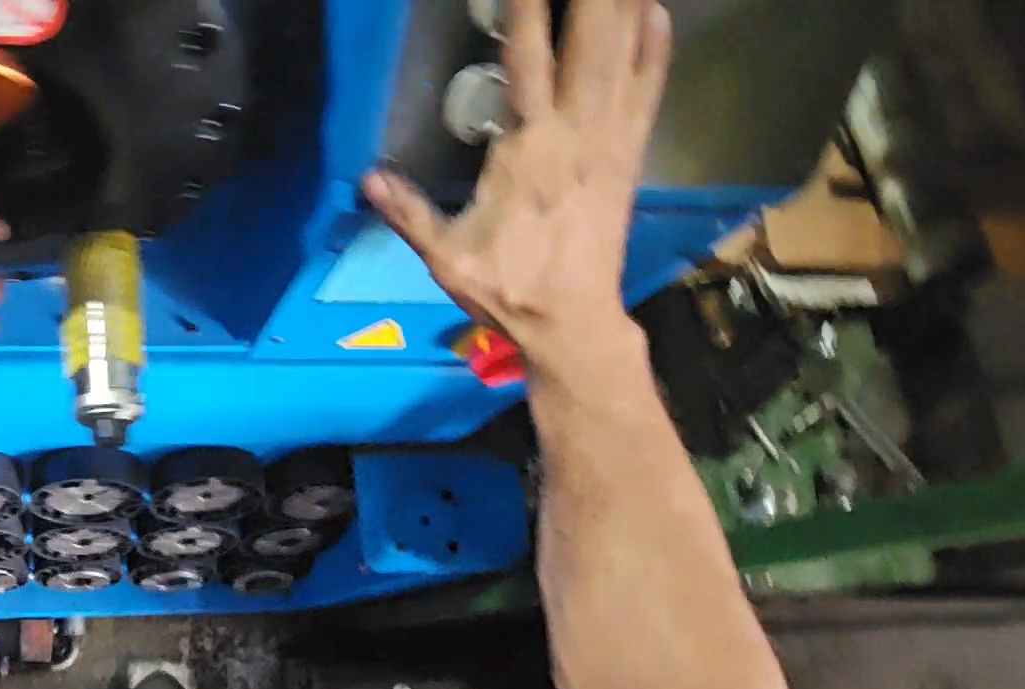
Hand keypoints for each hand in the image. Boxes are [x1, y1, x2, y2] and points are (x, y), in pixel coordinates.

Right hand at [363, 0, 670, 376]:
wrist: (571, 320)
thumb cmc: (506, 288)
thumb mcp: (446, 257)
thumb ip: (410, 213)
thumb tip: (367, 179)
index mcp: (525, 150)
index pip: (525, 61)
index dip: (527, 9)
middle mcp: (575, 131)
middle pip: (588, 37)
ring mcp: (610, 140)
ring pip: (623, 51)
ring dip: (621, 4)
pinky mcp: (630, 157)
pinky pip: (650, 87)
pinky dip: (656, 45)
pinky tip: (656, 11)